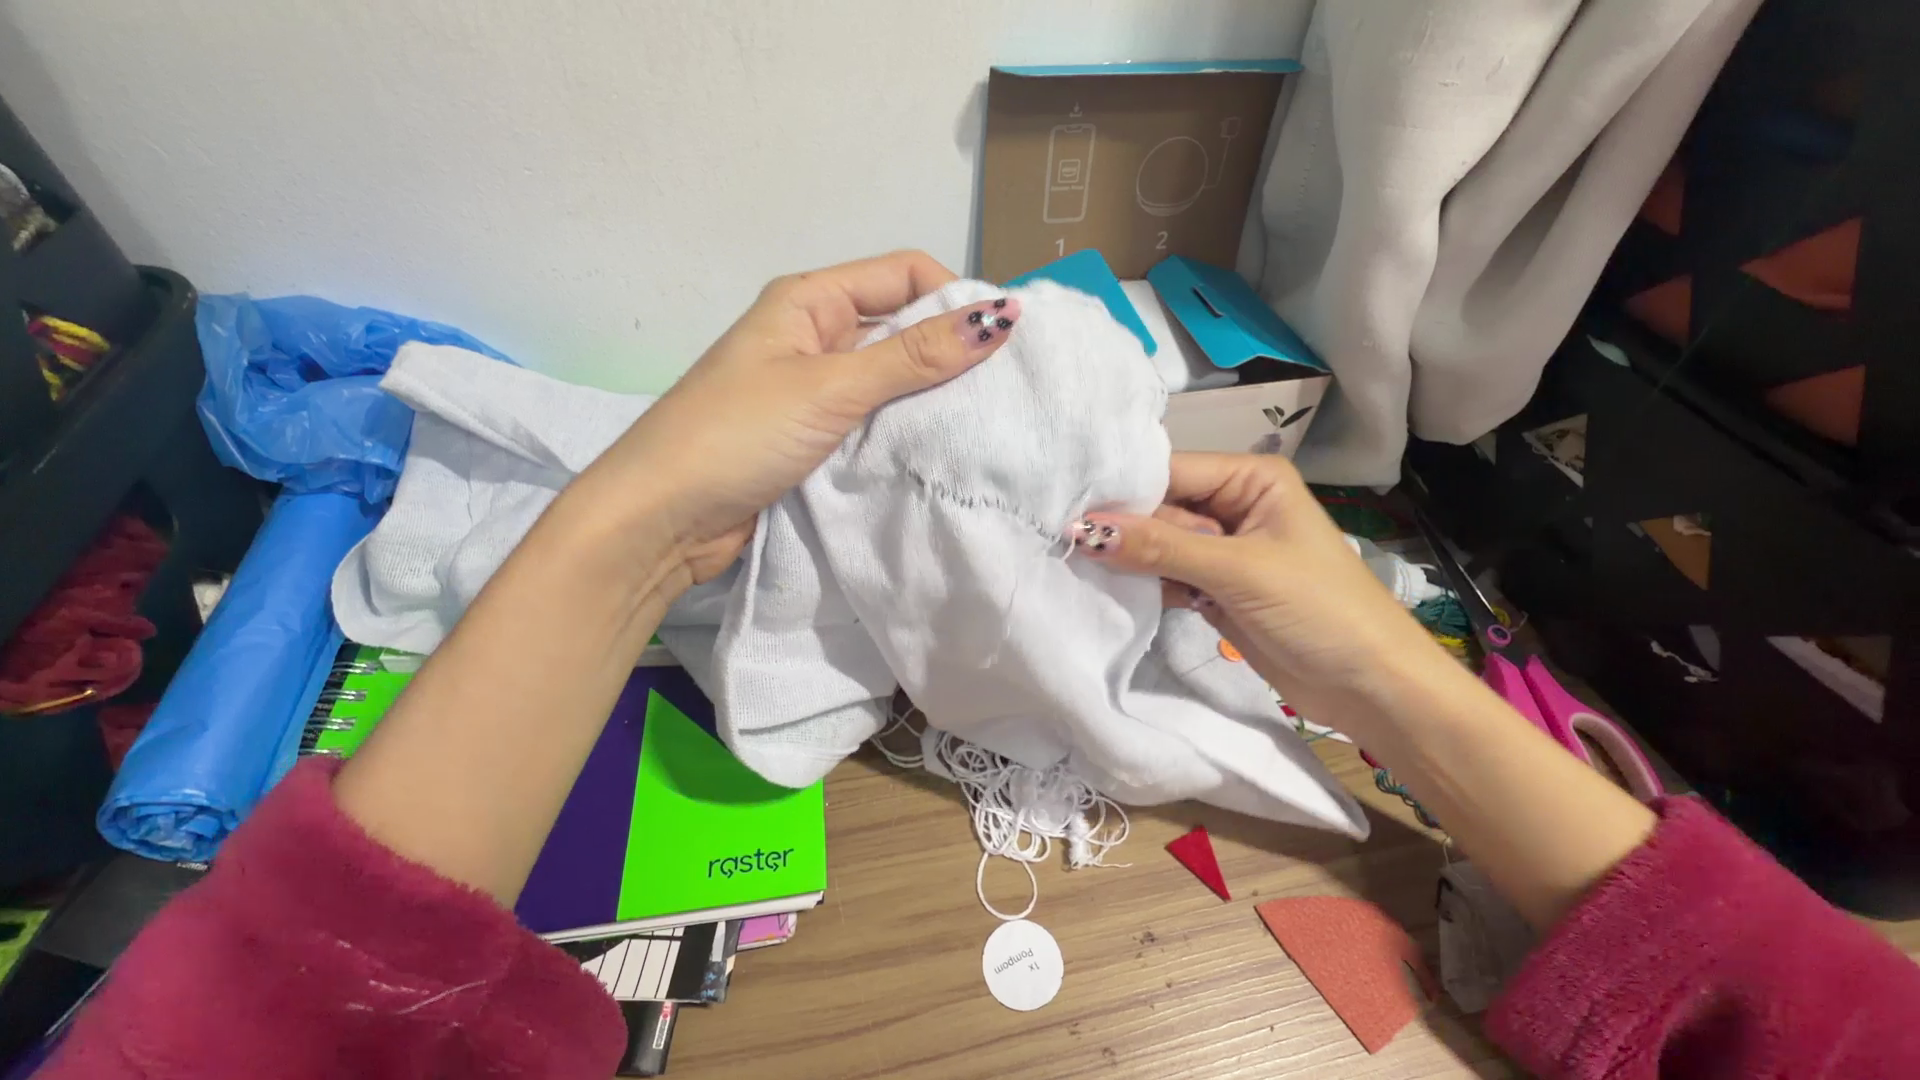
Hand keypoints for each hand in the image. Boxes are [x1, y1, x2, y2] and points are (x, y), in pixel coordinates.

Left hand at [574, 251, 1020, 585]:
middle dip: (950, 349)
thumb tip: (998, 318)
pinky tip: (943, 450)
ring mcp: (814, 391)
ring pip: (891, 380)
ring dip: (931, 396)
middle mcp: (816, 337)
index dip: (955, 296)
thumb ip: (913, 357)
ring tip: (989, 421)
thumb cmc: (737, 435)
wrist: (663, 519)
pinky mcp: (815, 439)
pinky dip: (905, 431)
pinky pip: (874, 422)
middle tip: (1009, 387)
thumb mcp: (830, 388)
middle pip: (901, 326)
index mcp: (811, 301)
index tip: (1006, 338)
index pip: (903, 275)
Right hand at [1075, 452, 1445, 735]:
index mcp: (1250, 480)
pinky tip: (1108, 590)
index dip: (1121, 490)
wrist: (1371, 687)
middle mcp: (1233, 507)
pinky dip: (1142, 585)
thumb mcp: (1240, 571)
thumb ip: (1162, 549)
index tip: (1064, 507)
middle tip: (1060, 542)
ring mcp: (1222, 551)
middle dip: (1119, 528)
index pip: (1171, 471)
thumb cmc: (1320, 610)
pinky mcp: (1214, 590)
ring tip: (1074, 566)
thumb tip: (1083, 530)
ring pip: (1158, 545)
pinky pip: (1165, 576)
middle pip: (1159, 508)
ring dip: (1127, 560)